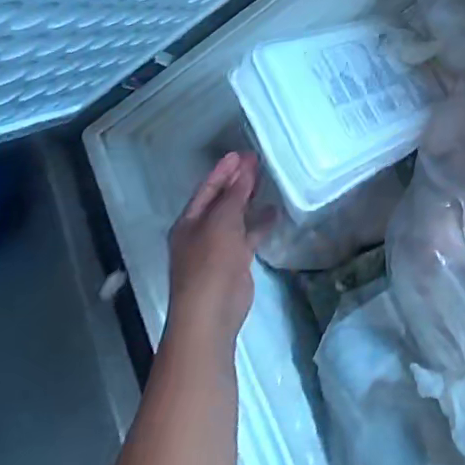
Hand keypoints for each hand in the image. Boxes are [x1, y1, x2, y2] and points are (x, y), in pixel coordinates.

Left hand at [166, 152, 272, 342]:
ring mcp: (218, 249)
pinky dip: (259, 223)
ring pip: (235, 217)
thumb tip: (245, 169)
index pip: (207, 188)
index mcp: (189, 221)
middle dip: (237, 181)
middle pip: (221, 200)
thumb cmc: (210, 261)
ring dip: (248, 200)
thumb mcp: (222, 221)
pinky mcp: (235, 262)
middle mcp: (201, 232)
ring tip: (267, 181)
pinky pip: (248, 235)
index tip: (241, 153)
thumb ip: (235, 194)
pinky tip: (275, 212)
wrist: (211, 312)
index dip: (223, 170)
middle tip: (257, 161)